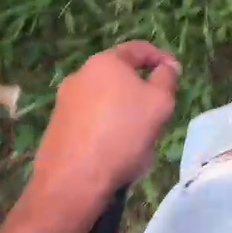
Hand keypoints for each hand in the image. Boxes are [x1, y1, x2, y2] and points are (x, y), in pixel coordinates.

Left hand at [29, 41, 180, 213]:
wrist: (71, 183)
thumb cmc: (122, 133)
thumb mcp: (160, 101)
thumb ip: (166, 78)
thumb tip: (165, 67)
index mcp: (104, 62)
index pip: (138, 49)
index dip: (161, 58)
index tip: (175, 74)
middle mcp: (79, 76)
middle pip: (120, 75)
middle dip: (142, 89)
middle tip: (158, 109)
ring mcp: (64, 104)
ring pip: (106, 100)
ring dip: (124, 111)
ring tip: (139, 136)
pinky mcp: (56, 129)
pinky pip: (91, 121)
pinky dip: (106, 128)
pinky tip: (115, 151)